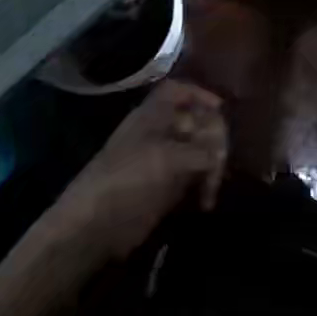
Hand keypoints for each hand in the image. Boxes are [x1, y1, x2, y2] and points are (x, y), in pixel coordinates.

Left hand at [40, 81, 228, 259]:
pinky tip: (207, 201)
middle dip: (213, 136)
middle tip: (221, 161)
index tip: (221, 108)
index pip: (178, 90)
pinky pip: (194, 176)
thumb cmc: (128, 179)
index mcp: (152, 116)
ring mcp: (163, 160)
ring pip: (198, 150)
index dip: (199, 93)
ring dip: (212, 164)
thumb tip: (221, 155)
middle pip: (195, 120)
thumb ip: (201, 151)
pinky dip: (205, 185)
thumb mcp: (168, 158)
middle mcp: (159, 133)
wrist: (95, 224)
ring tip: (212, 188)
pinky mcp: (166, 187)